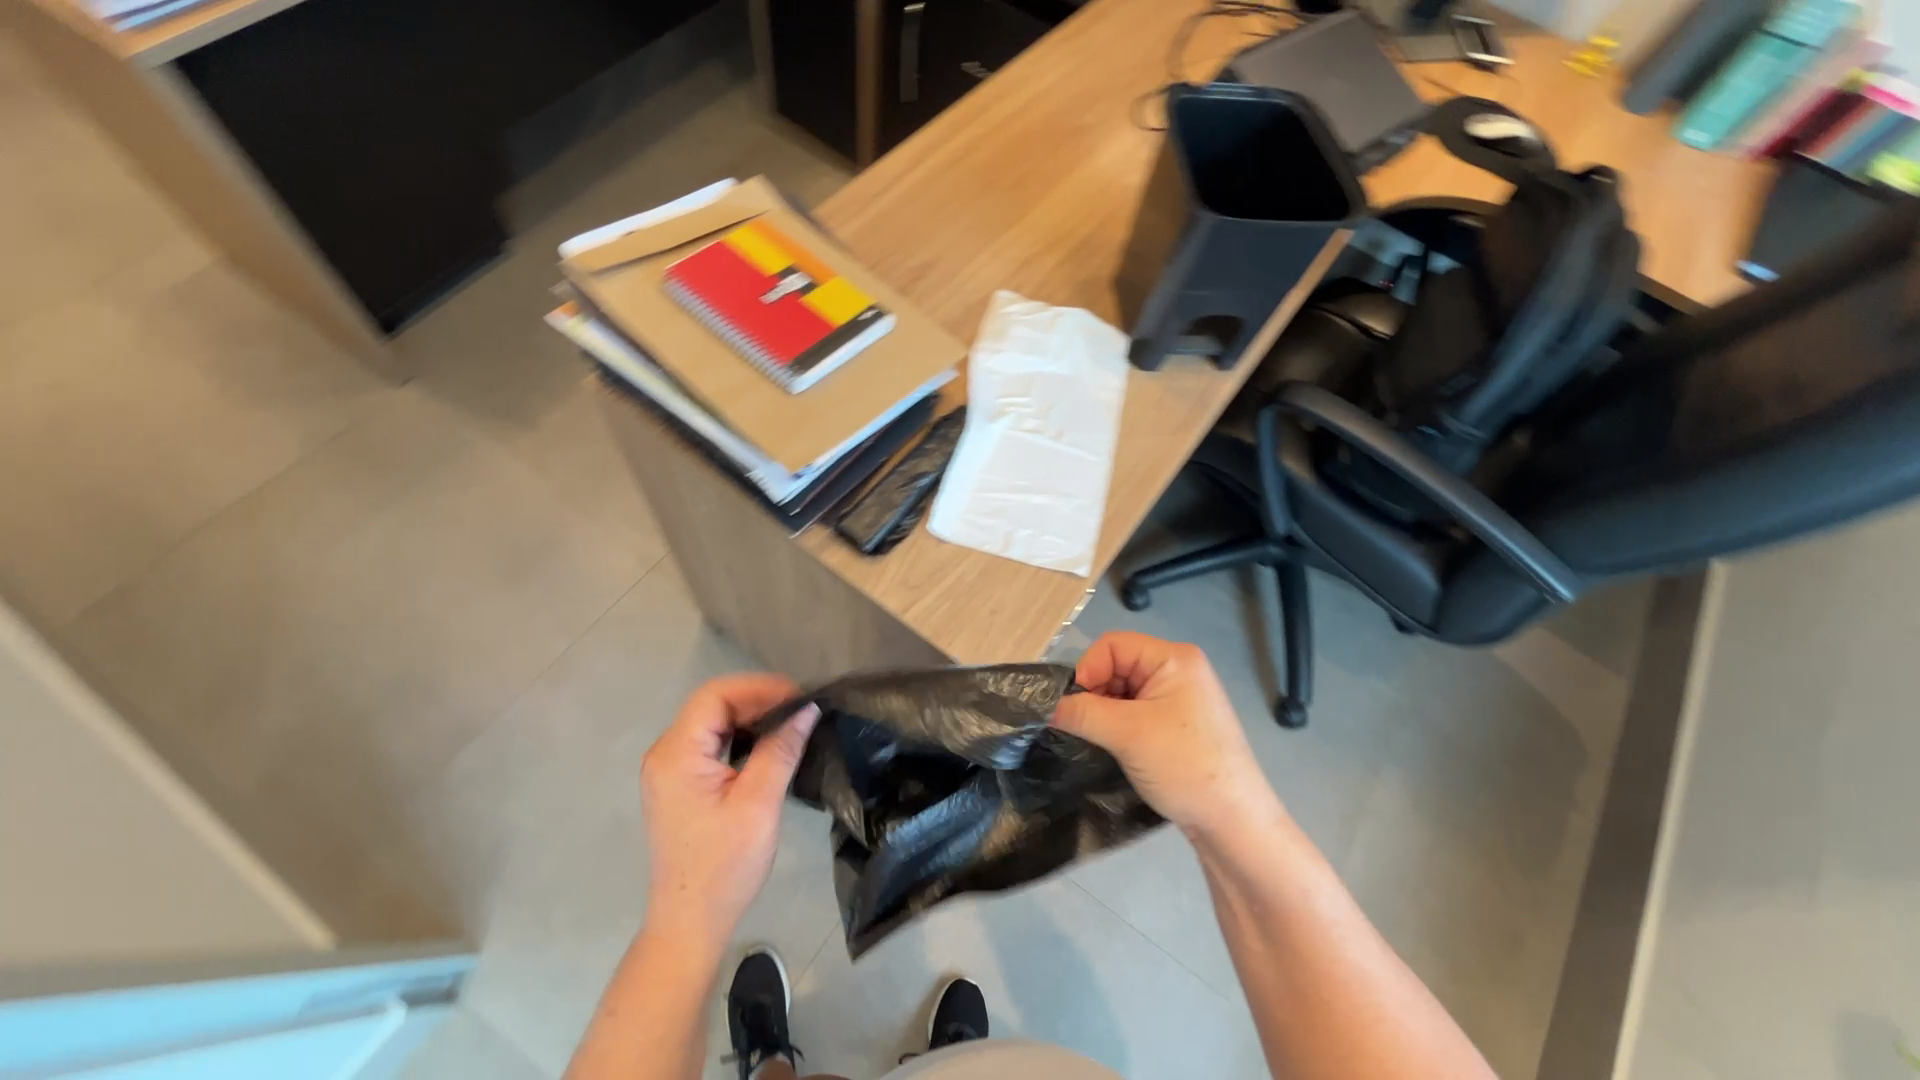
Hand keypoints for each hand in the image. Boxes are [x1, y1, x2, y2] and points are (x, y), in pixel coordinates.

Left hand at [639, 675, 820, 948]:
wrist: (691, 922)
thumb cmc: (724, 865)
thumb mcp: (759, 804)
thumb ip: (781, 750)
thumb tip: (807, 709)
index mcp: (676, 753)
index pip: (716, 695)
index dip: (760, 688)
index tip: (800, 698)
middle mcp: (665, 754)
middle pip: (712, 705)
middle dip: (758, 700)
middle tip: (802, 710)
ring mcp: (669, 771)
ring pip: (712, 723)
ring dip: (751, 718)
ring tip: (792, 724)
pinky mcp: (680, 786)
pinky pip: (710, 745)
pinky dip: (740, 737)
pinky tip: (769, 746)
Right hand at [1053, 632, 1281, 839]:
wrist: (1232, 821)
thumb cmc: (1184, 766)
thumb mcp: (1127, 734)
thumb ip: (1082, 713)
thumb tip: (1047, 706)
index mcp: (1174, 658)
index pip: (1112, 645)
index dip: (1088, 671)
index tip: (1076, 708)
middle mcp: (1179, 671)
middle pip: (1116, 666)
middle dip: (1096, 695)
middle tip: (1089, 729)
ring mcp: (1180, 699)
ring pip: (1123, 693)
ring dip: (1106, 714)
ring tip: (1107, 743)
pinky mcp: (1177, 725)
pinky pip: (1136, 713)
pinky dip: (1119, 727)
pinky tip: (1119, 750)